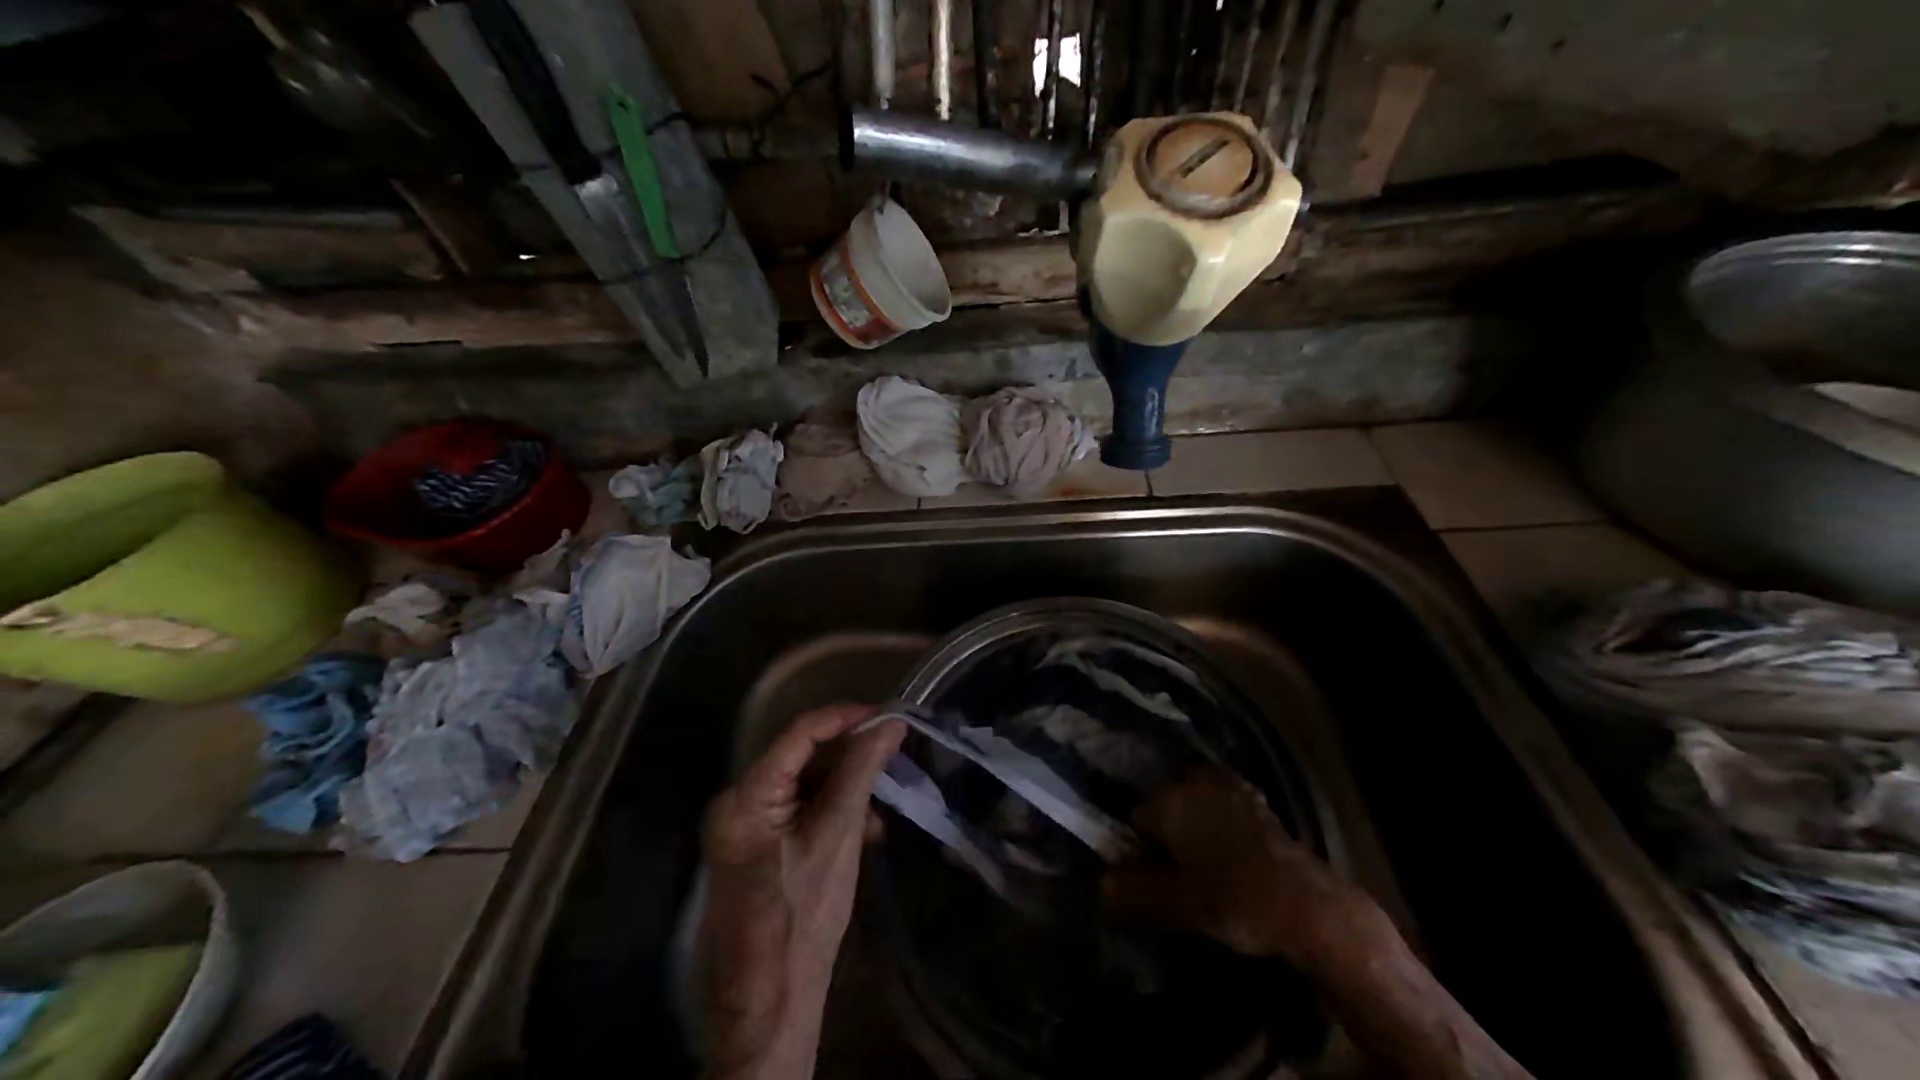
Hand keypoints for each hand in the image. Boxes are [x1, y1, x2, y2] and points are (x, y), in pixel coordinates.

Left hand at [699, 704, 906, 1079]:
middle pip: (800, 756)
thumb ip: (861, 773)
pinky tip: (866, 827)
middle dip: (849, 754)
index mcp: (744, 796)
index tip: (887, 716)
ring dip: (846, 785)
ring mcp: (745, 824)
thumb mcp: (838, 836)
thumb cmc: (804, 915)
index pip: (798, 734)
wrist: (773, 997)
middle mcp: (737, 800)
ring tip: (884, 797)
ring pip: (804, 781)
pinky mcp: (760, 843)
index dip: (844, 718)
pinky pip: (800, 807)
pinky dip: (833, 809)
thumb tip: (890, 723)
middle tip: (892, 752)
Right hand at [1103, 767, 1395, 969]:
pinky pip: (1222, 806)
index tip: (1157, 879)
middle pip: (1166, 807)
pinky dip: (1219, 825)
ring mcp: (1230, 787)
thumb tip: (1100, 882)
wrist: (1310, 907)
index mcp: (1170, 802)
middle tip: (1182, 875)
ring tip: (1206, 867)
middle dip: (1168, 836)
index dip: (1142, 851)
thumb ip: (1134, 890)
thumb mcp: (1178, 903)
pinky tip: (1230, 856)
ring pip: (1194, 805)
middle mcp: (1196, 783)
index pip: (1137, 820)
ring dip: (1194, 828)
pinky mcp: (1257, 800)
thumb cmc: (1235, 901)